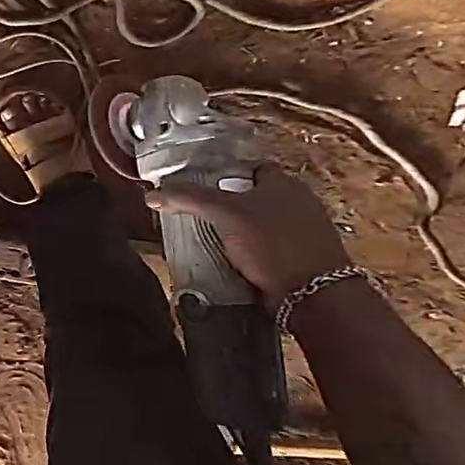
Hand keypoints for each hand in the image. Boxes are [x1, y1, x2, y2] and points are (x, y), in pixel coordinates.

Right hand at [144, 164, 351, 309]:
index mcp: (285, 184)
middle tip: (191, 210)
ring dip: (229, 230)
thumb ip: (189, 199)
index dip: (222, 171)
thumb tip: (152, 195)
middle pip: (248, 197)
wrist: (312, 296)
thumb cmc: (273, 243)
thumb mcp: (226, 214)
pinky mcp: (293, 259)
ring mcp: (297, 233)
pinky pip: (258, 248)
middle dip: (220, 204)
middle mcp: (295, 204)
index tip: (195, 182)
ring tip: (198, 235)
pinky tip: (220, 257)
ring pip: (252, 224)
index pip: (248, 167)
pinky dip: (240, 251)